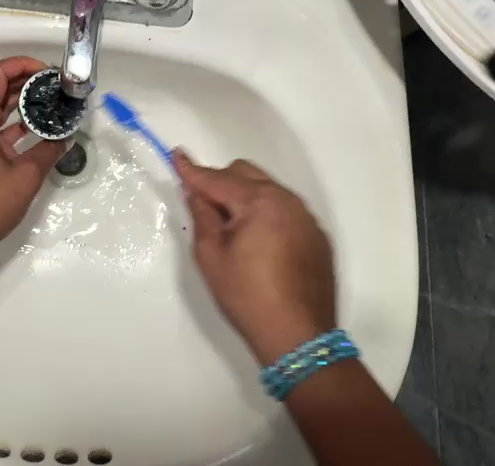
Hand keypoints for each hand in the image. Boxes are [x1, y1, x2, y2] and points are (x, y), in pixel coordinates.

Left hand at [0, 57, 67, 253]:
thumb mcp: (26, 175)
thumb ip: (48, 150)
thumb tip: (65, 137)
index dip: (21, 65)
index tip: (46, 71)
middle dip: (25, 81)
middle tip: (54, 85)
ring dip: (20, 101)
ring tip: (50, 101)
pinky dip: (14, 122)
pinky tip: (38, 128)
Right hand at [175, 151, 337, 364]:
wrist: (299, 339)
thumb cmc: (247, 297)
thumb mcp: (211, 256)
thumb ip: (202, 216)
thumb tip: (196, 192)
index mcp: (259, 201)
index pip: (217, 179)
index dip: (193, 170)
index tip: (176, 155)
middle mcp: (287, 200)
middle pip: (245, 174)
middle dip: (221, 183)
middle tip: (206, 209)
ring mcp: (307, 218)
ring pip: (268, 189)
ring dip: (246, 197)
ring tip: (234, 230)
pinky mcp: (318, 236)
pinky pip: (286, 210)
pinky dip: (268, 214)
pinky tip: (261, 245)